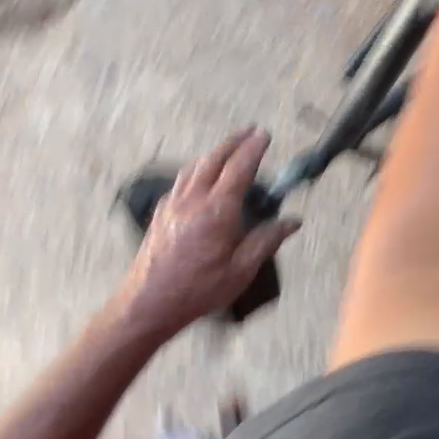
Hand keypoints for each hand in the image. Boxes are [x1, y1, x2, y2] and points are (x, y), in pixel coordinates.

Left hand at [113, 128, 301, 336]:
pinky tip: (200, 179)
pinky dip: (196, 171)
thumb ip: (268, 240)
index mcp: (216, 211)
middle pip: (212, 160)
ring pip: (193, 169)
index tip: (266, 134)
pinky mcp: (159, 218)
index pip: (239, 169)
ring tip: (228, 148)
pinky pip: (180, 183)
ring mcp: (171, 208)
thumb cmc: (197, 290)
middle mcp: (192, 202)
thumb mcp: (242, 269)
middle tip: (250, 130)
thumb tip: (293, 221)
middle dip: (233, 142)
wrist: (145, 307)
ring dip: (213, 153)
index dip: (253, 148)